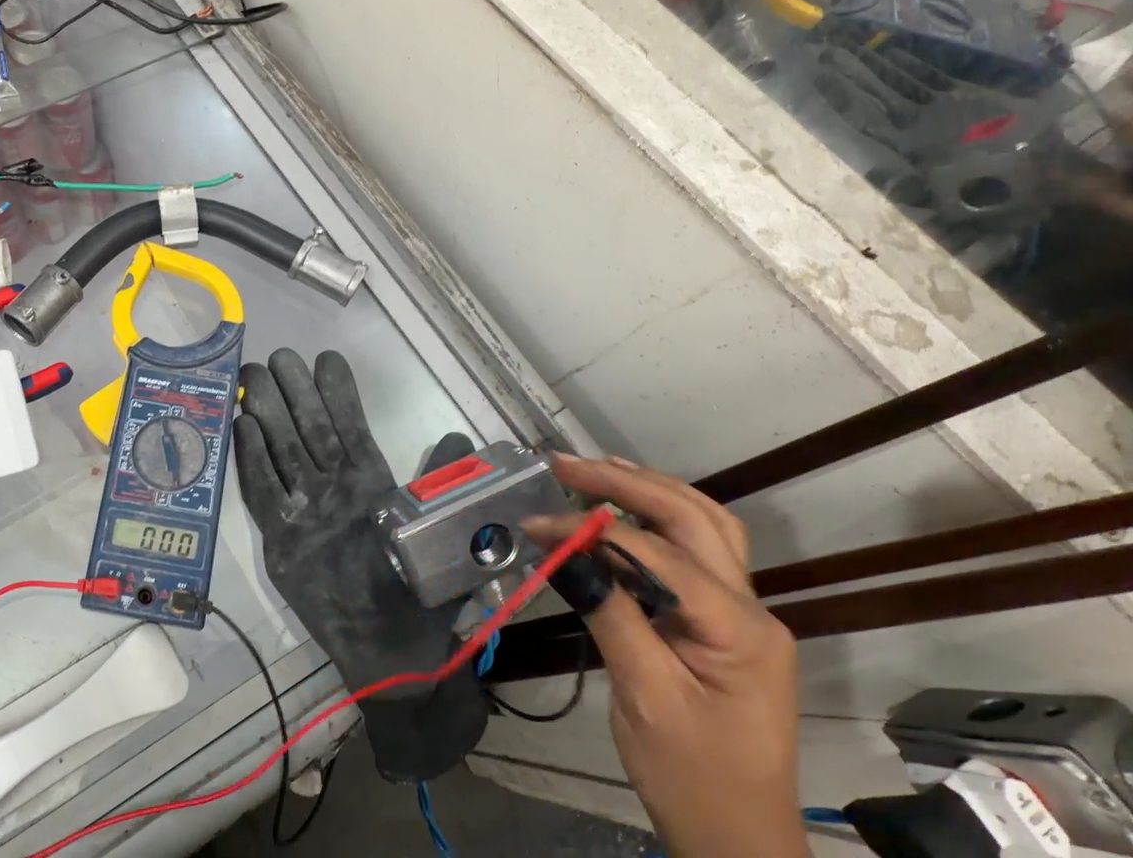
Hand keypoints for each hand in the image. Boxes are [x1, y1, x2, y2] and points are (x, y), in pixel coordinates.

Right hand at [233, 348, 484, 781]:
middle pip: (307, 430)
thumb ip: (442, 481)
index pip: (350, 426)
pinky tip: (241, 425)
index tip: (326, 358)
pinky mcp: (280, 538)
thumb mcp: (440, 530)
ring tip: (254, 376)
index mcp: (370, 482)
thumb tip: (461, 435)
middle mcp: (333, 488)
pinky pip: (261, 492)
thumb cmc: (419, 592)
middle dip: (294, 392)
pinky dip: (250, 460)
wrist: (390, 651)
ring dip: (268, 413)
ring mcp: (304, 510)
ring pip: (282, 451)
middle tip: (277, 356)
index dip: (339, 393)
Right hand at [525, 455, 808, 857]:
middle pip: (695, 518)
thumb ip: (609, 613)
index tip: (535, 524)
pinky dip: (659, 524)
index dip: (592, 531)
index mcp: (738, 627)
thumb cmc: (691, 773)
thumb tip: (565, 550)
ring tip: (598, 470)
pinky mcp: (727, 626)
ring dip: (652, 492)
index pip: (657, 553)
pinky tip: (624, 516)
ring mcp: (745, 615)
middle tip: (566, 465)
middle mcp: (752, 608)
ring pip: (706, 528)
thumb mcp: (644, 696)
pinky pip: (697, 557)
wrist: (737, 834)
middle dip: (629, 483)